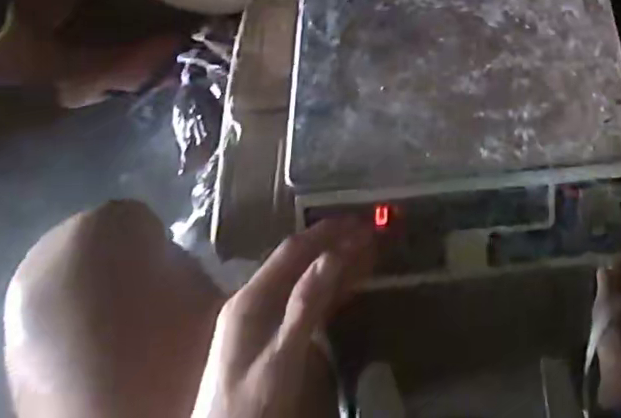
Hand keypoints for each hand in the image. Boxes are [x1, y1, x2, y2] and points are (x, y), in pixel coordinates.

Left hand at [192, 219, 374, 417]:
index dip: (327, 232)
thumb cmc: (249, 413)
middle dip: (334, 245)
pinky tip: (346, 291)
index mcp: (250, 300)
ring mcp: (258, 327)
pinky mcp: (267, 349)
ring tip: (368, 254)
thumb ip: (305, 306)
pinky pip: (302, 307)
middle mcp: (252, 305)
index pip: (293, 251)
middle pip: (298, 263)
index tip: (361, 221)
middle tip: (372, 233)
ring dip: (334, 267)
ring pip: (302, 284)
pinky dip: (327, 294)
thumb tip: (333, 254)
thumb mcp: (280, 362)